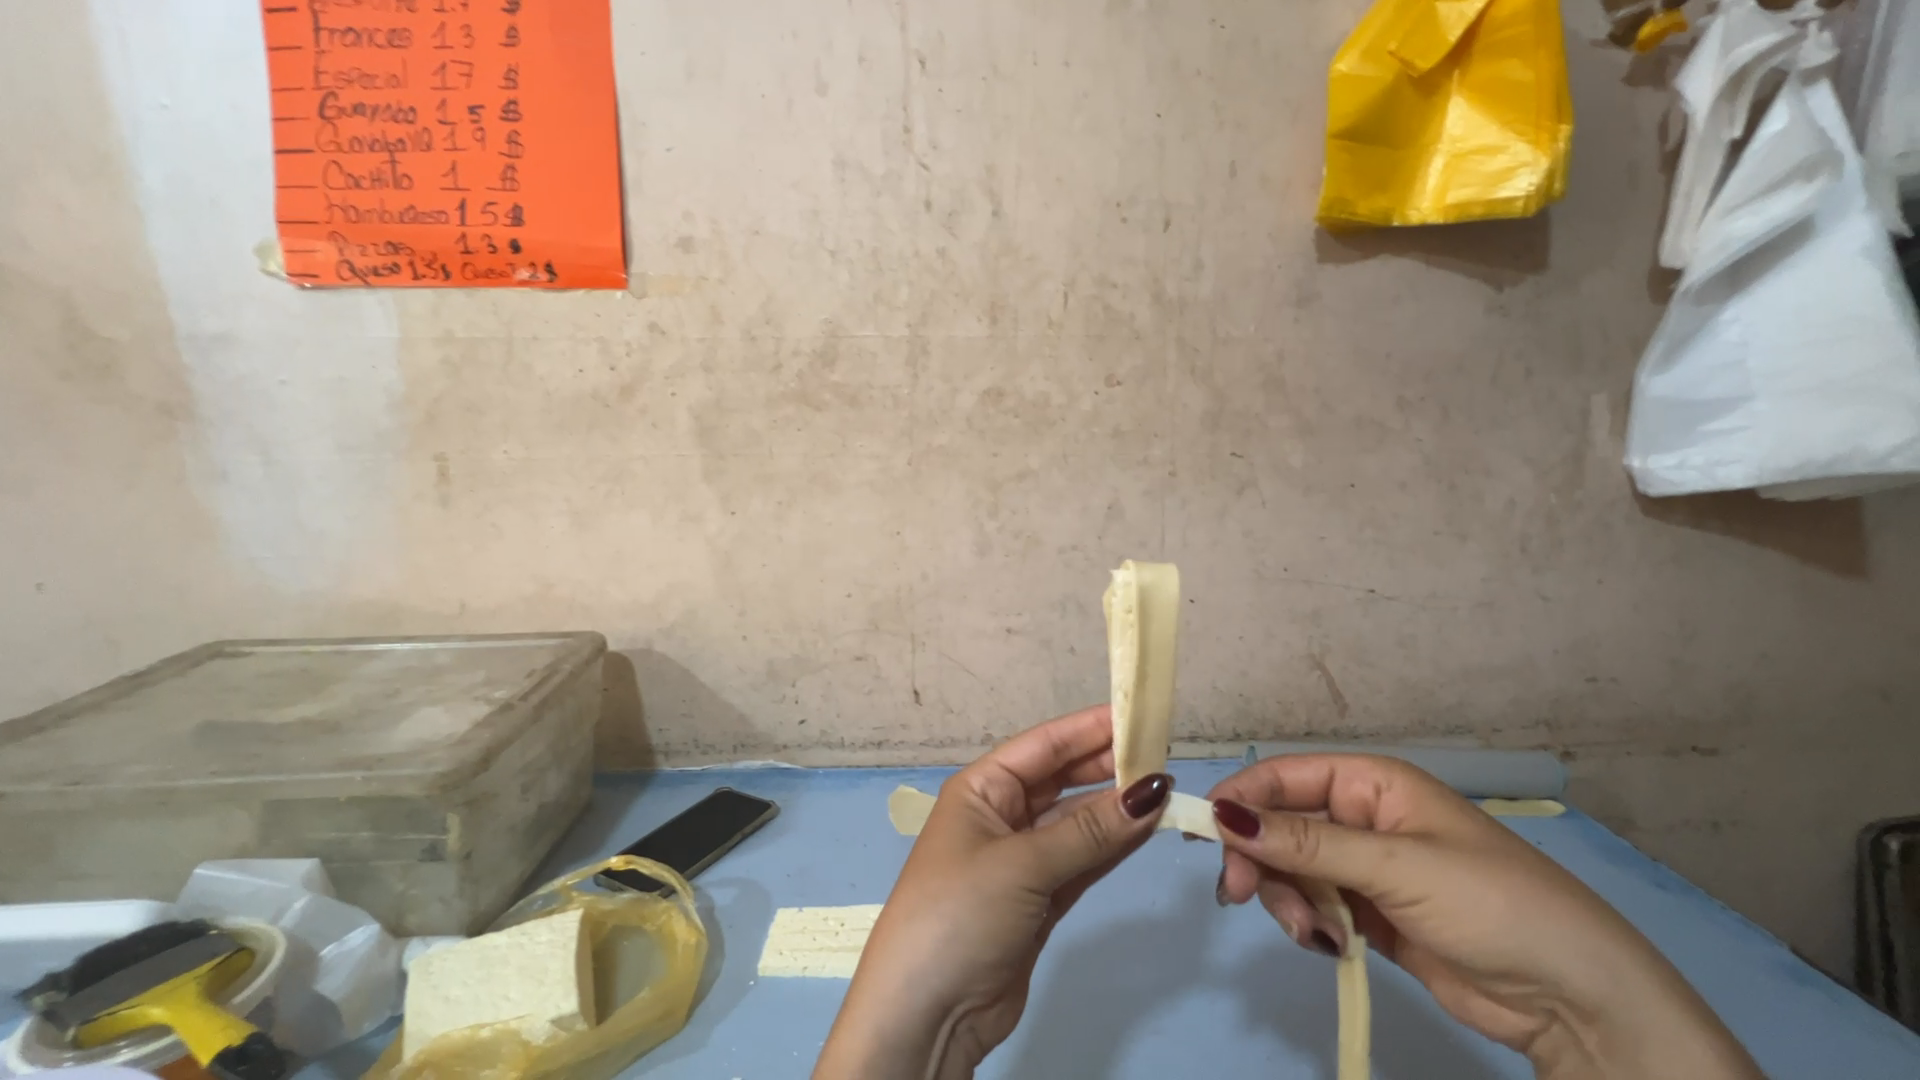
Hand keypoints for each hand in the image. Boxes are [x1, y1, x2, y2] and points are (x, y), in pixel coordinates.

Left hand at [814, 706, 1171, 1078]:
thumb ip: (1089, 831)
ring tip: (1167, 792)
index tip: (1138, 716)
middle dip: (1107, 767)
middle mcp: (999, 816)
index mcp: (979, 789)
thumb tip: (1151, 791)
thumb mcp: (1022, 865)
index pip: (1042, 745)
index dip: (1089, 728)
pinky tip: (1145, 830)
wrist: (926, 1014)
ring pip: (1076, 822)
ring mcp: (1020, 860)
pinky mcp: (1038, 901)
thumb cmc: (960, 913)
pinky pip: (1082, 861)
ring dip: (1115, 809)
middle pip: (1061, 780)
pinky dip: (1111, 847)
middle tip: (1163, 755)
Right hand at [1207, 755, 1762, 1079]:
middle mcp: (1363, 819)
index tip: (1207, 835)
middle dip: (1259, 858)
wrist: (1575, 999)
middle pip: (1279, 825)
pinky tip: (1332, 945)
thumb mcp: (1395, 867)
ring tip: (1313, 933)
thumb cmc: (1492, 905)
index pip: (1285, 777)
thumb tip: (1225, 814)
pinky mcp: (1370, 915)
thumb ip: (1306, 842)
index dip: (1242, 799)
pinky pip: (1313, 905)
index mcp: (1373, 784)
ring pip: (1290, 869)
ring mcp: (1365, 869)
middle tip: (1238, 896)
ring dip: (1286, 899)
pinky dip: (1309, 923)